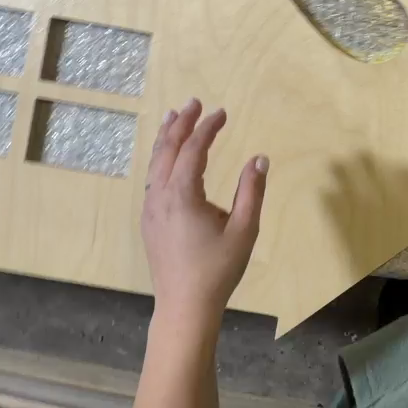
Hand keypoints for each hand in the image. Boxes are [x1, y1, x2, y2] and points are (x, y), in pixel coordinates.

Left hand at [141, 99, 268, 328]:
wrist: (185, 306)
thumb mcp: (244, 230)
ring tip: (172, 118)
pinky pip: (151, 178)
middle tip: (194, 102)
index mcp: (182, 194)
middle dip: (181, 123)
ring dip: (166, 138)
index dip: (208, 128)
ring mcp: (150, 209)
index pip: (194, 149)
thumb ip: (251, 192)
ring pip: (155, 163)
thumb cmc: (218, 269)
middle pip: (168, 149)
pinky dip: (160, 158)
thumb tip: (259, 159)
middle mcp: (160, 196)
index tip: (222, 112)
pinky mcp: (149, 221)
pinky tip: (167, 158)